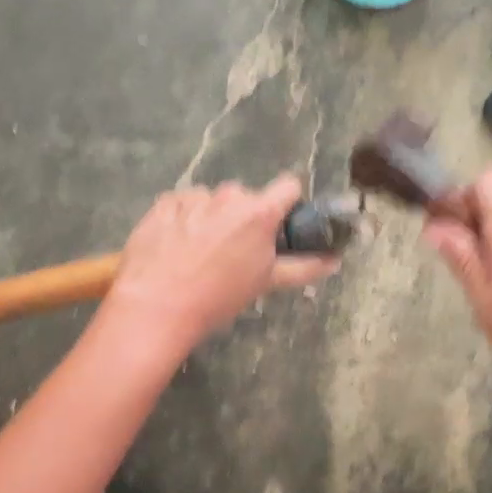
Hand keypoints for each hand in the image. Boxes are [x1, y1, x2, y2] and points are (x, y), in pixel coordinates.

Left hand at [106, 175, 338, 347]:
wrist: (156, 306)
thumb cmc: (217, 298)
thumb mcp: (265, 283)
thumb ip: (303, 267)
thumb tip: (335, 260)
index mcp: (259, 212)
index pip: (288, 186)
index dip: (286, 204)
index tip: (277, 226)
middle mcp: (228, 195)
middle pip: (245, 197)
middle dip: (242, 218)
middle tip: (232, 253)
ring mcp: (193, 197)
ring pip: (211, 201)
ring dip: (210, 218)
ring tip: (196, 254)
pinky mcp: (163, 202)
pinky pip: (181, 204)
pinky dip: (182, 220)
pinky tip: (173, 247)